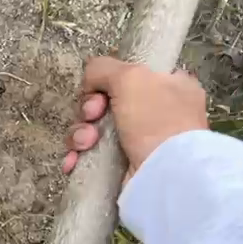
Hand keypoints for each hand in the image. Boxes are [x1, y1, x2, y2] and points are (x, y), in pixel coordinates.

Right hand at [62, 56, 208, 177]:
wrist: (165, 175)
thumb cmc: (156, 120)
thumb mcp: (132, 77)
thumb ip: (104, 68)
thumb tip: (89, 80)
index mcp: (169, 86)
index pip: (128, 77)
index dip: (107, 82)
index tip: (101, 92)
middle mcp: (155, 113)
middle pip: (104, 104)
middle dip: (88, 111)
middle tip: (92, 116)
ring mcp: (137, 143)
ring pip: (92, 130)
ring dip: (79, 135)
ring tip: (86, 144)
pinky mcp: (120, 167)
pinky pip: (89, 156)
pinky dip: (77, 157)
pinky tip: (73, 161)